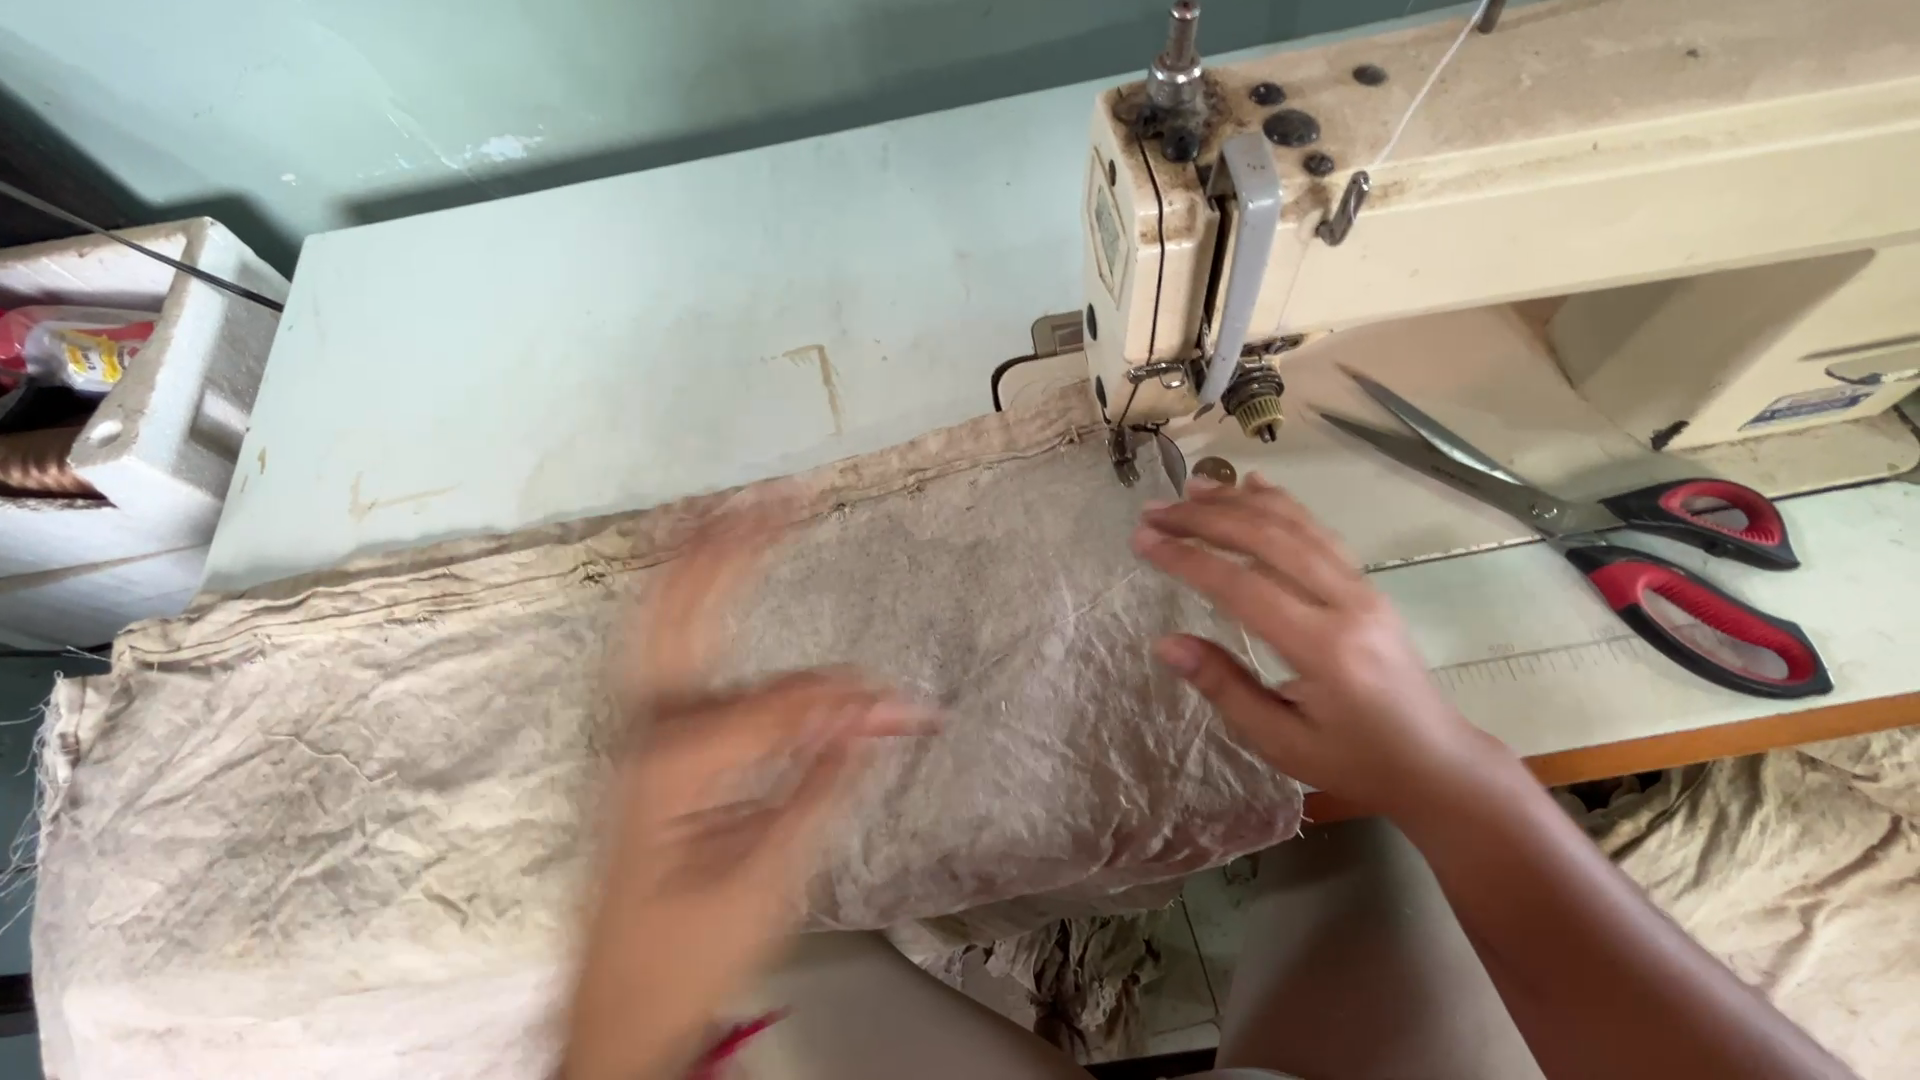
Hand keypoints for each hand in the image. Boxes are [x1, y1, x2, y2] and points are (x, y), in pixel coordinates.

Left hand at [563, 496, 931, 1079]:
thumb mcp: (774, 872)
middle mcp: (640, 730)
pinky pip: (646, 645)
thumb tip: (887, 711)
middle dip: (736, 544)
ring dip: (691, 554)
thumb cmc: (688, 952)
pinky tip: (681, 572)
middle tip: (784, 494)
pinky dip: (666, 594)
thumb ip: (828, 777)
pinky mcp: (629, 742)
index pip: (785, 701)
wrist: (613, 1008)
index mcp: (675, 762)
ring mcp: (625, 732)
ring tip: (727, 503)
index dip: (852, 699)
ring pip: (652, 616)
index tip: (906, 711)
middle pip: (684, 610)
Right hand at [1130, 474, 1498, 815]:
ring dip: (1238, 501)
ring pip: (1295, 525)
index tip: (1143, 541)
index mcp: (1324, 648)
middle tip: (1154, 511)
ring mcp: (1362, 588)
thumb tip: (1165, 644)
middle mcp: (1347, 603)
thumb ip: (1224, 687)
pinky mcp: (1367, 585)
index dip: (1187, 559)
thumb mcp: (1280, 741)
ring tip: (1189, 487)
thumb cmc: (1353, 761)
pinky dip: (1281, 504)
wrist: (1435, 762)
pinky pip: (1319, 531)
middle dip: (1204, 518)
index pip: (1242, 586)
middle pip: (1268, 539)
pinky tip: (1252, 485)